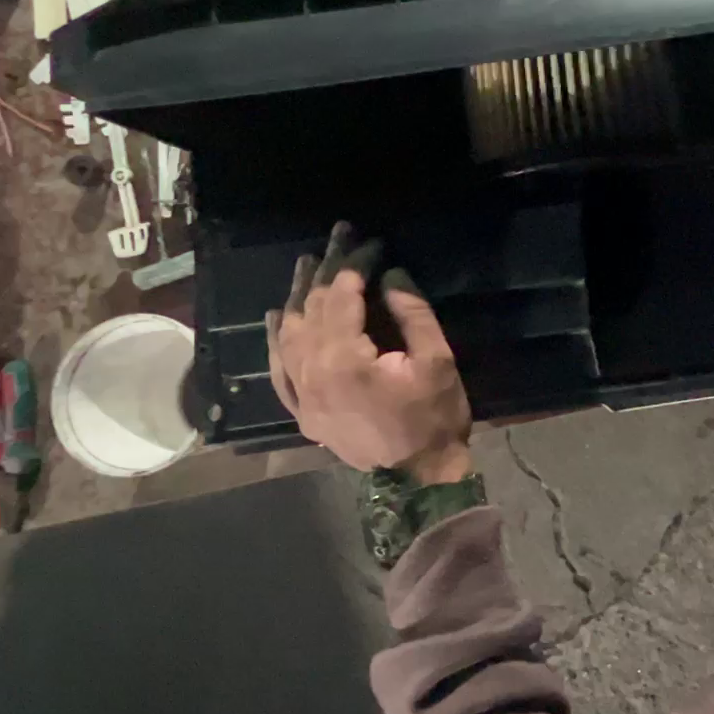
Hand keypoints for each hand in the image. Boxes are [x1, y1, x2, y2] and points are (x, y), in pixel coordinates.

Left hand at [267, 223, 472, 485]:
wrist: (420, 476)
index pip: (341, 296)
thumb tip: (391, 275)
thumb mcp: (437, 362)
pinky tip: (279, 317)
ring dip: (298, 296)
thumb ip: (413, 314)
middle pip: (312, 309)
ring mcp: (302, 394)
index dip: (354, 265)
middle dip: (326, 270)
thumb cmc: (436, 416)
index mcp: (344, 359)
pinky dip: (277, 340)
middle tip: (339, 238)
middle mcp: (311, 372)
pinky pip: (278, 369)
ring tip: (307, 265)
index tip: (372, 244)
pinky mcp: (303, 411)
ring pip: (289, 334)